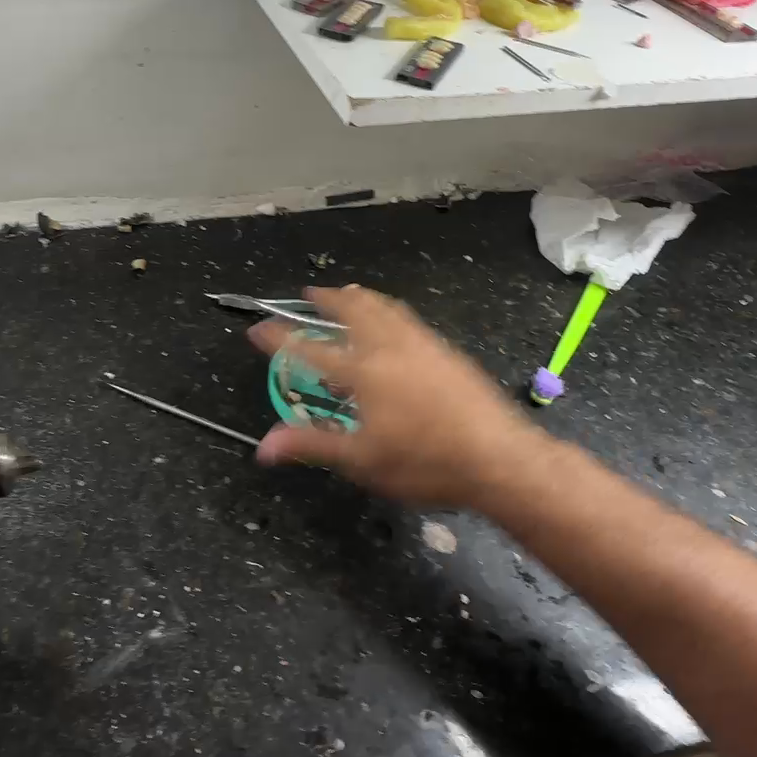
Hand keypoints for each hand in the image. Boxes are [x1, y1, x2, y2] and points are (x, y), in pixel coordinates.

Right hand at [249, 285, 545, 507]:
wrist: (499, 457)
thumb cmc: (424, 463)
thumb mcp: (362, 461)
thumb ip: (311, 445)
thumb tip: (262, 448)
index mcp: (363, 372)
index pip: (309, 349)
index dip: (279, 338)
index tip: (257, 329)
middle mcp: (388, 348)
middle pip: (352, 311)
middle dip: (327, 299)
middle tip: (311, 293)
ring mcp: (421, 345)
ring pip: (384, 308)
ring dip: (360, 298)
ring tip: (349, 294)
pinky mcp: (446, 351)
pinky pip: (407, 318)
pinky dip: (388, 310)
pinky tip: (393, 322)